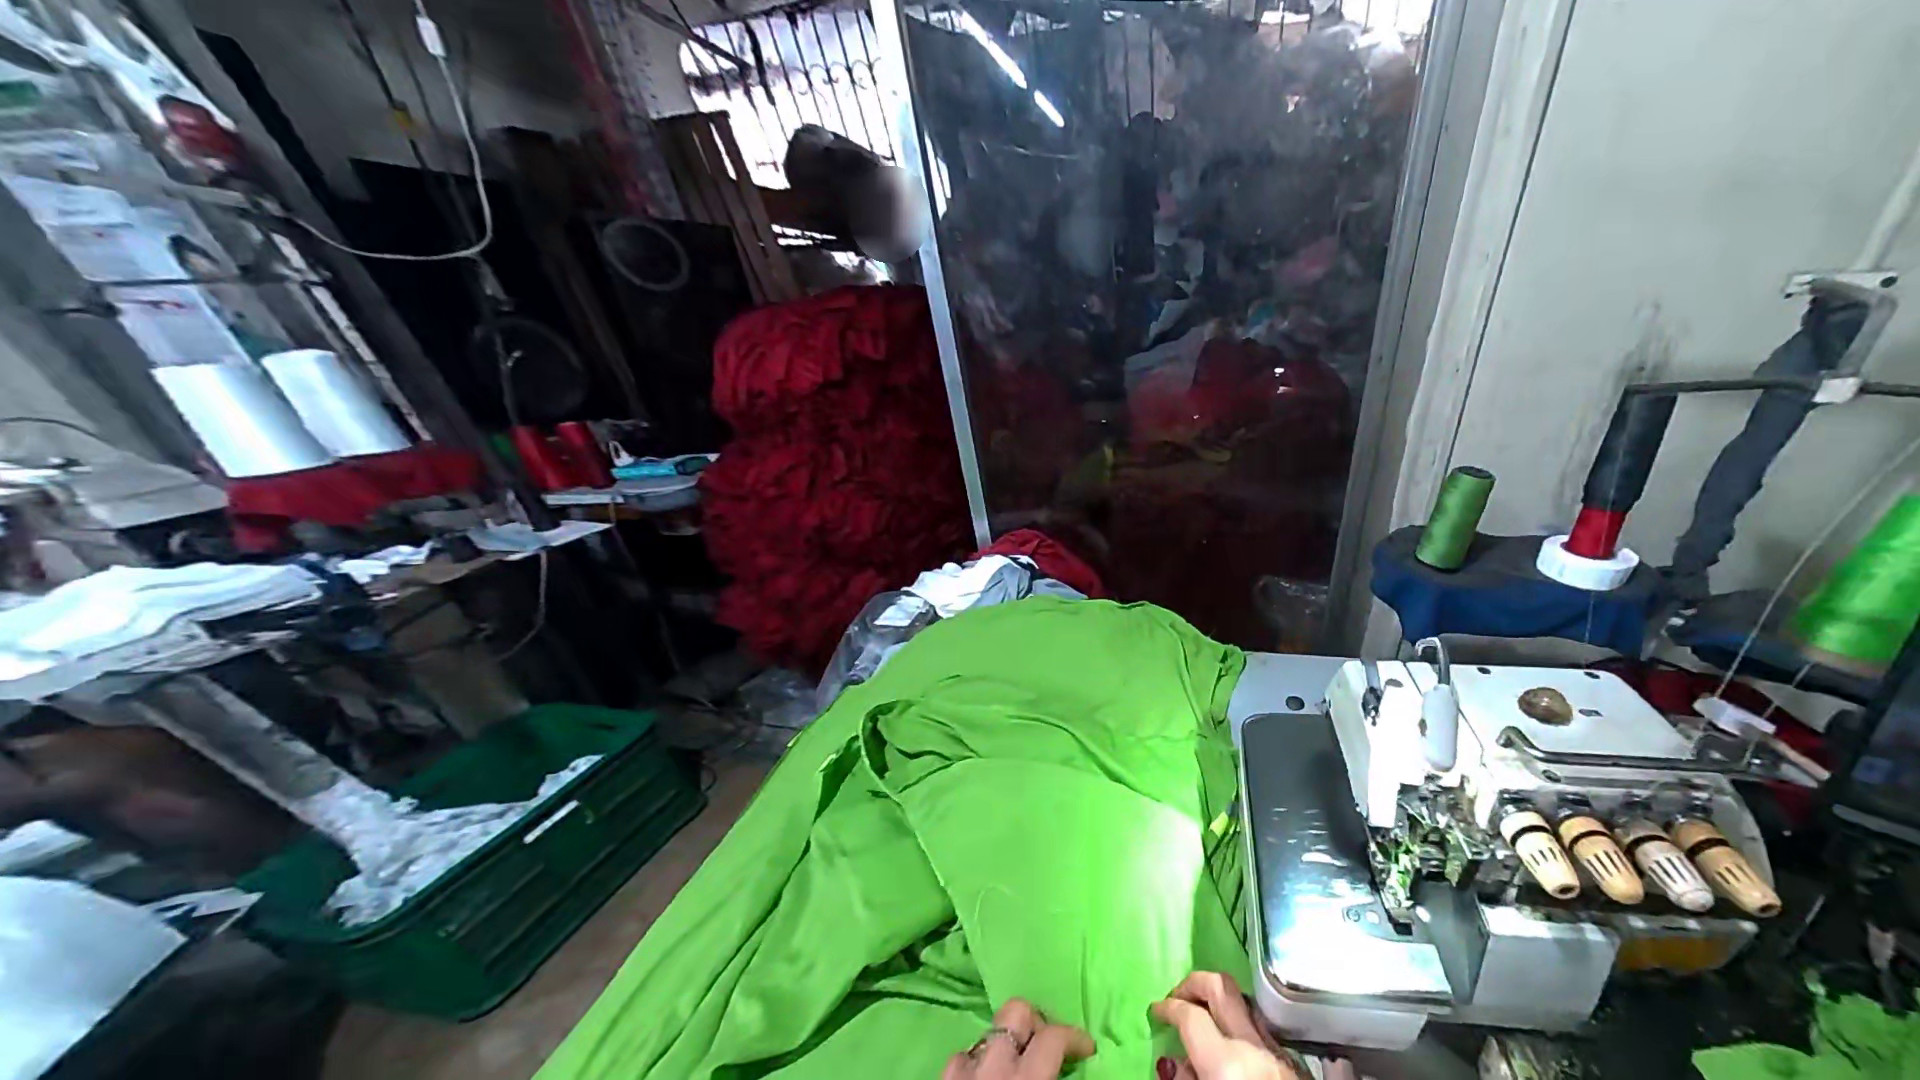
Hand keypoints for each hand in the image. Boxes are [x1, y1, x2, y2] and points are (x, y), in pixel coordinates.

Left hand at [943, 999, 1095, 1079]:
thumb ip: (1055, 1075)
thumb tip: (1071, 1060)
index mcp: (1024, 1076)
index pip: (1053, 1038)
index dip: (1075, 1037)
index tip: (1087, 1047)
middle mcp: (992, 1063)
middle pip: (1016, 1011)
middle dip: (1036, 1021)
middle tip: (1049, 1044)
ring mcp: (962, 1067)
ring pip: (987, 1031)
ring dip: (1005, 1040)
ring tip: (1018, 1060)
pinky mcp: (943, 1077)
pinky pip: (963, 1055)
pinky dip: (979, 1059)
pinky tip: (986, 1074)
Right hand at [1151, 972, 1300, 1079]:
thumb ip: (1185, 1079)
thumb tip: (1174, 1061)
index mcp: (1226, 1062)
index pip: (1189, 1014)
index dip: (1167, 1007)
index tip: (1157, 1011)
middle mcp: (1254, 1047)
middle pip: (1220, 986)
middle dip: (1193, 983)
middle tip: (1177, 997)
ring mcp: (1280, 1053)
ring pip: (1245, 1003)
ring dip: (1220, 1001)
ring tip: (1204, 1014)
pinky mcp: (1297, 1064)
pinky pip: (1263, 1028)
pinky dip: (1242, 1024)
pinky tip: (1235, 1041)